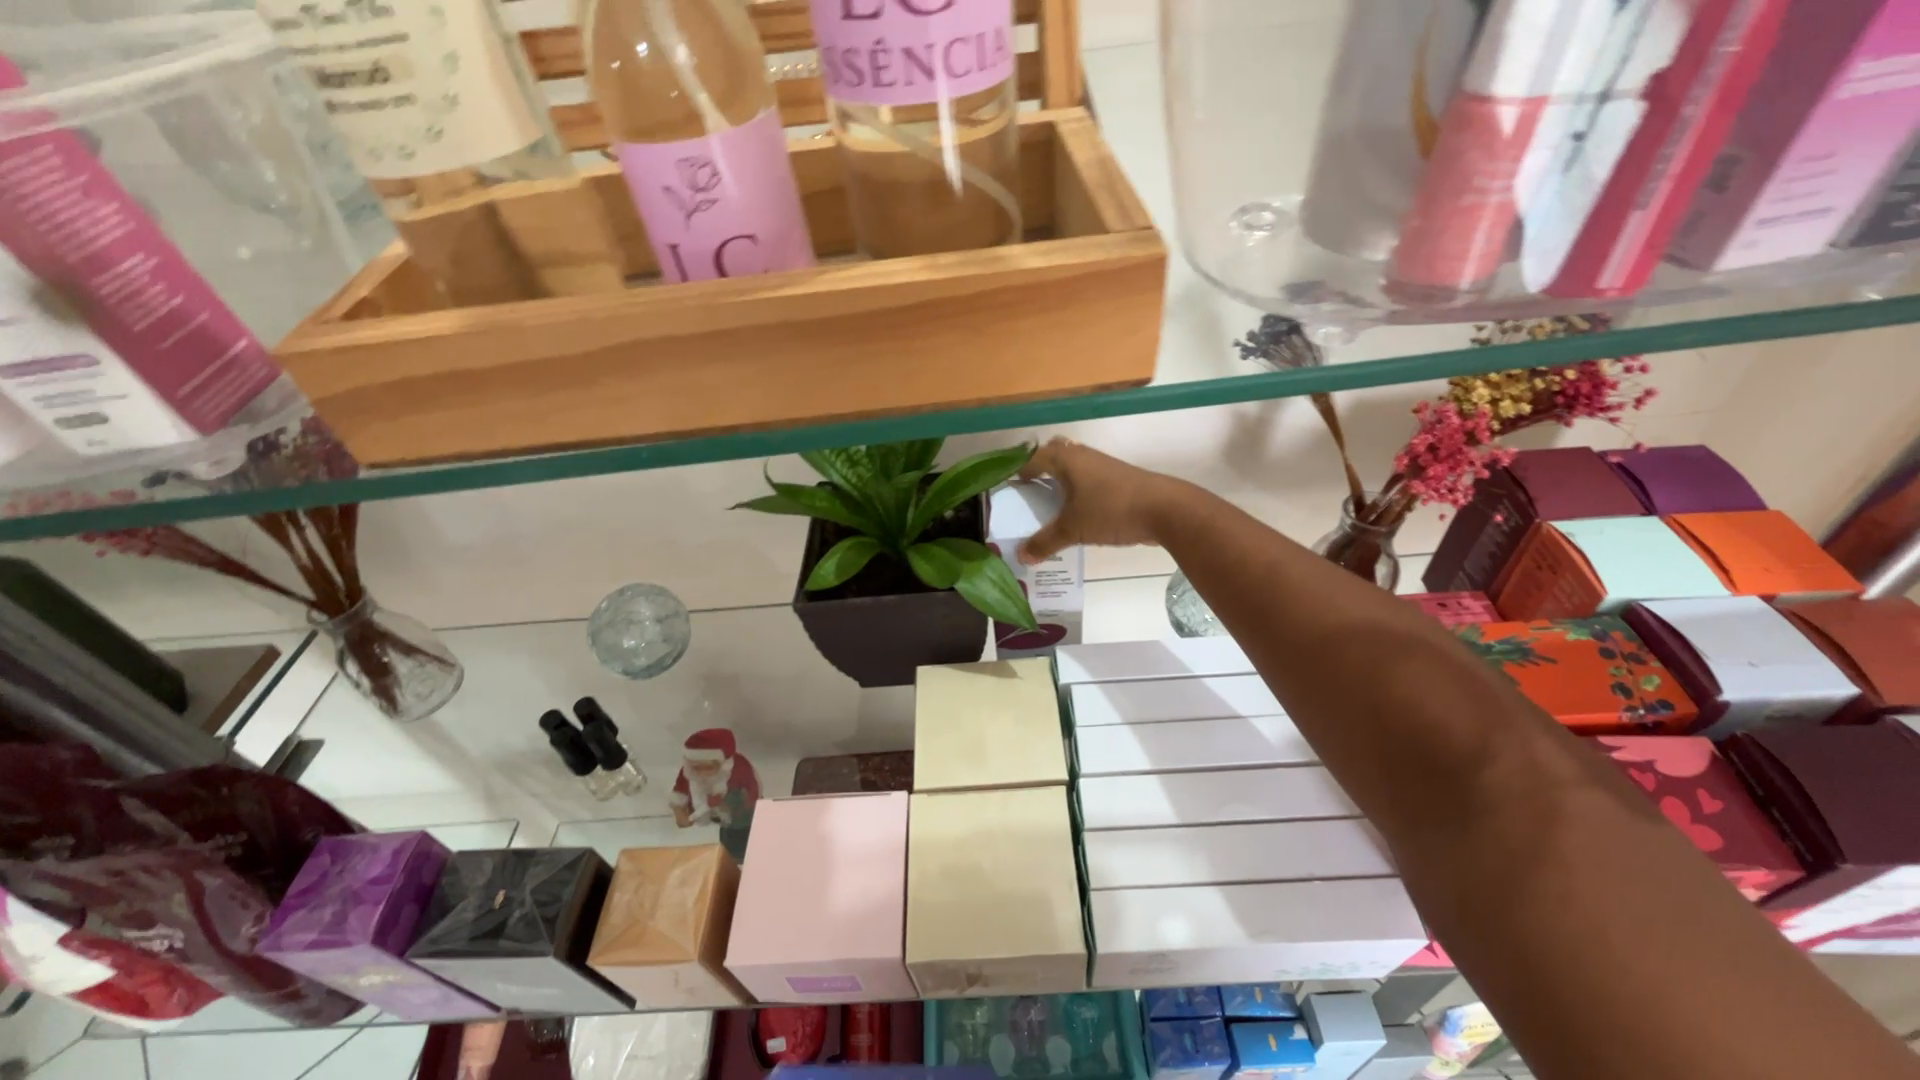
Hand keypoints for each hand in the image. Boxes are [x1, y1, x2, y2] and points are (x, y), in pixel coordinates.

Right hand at [1018, 437, 1182, 562]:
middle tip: (1026, 490)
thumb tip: (1021, 556)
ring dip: (1059, 480)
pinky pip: (1088, 480)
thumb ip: (1045, 542)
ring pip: (1073, 467)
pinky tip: (1075, 513)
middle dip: (1039, 468)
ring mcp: (1102, 466)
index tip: (1004, 485)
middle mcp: (1082, 456)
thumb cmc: (1111, 510)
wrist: (1165, 509)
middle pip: (1054, 454)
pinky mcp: (1118, 480)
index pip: (1031, 457)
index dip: (1015, 469)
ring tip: (1047, 504)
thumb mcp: (1073, 530)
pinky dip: (1076, 492)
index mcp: (1066, 459)